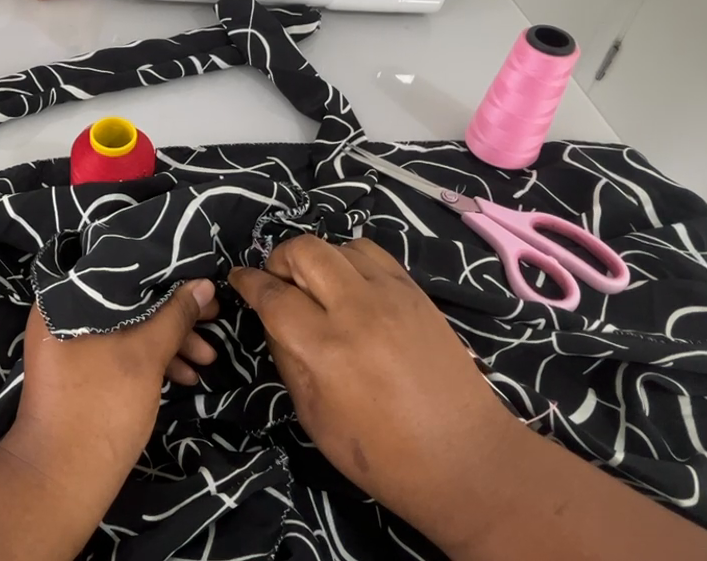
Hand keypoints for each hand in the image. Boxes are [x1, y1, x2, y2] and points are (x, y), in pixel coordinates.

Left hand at [0, 281, 220, 560]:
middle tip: (214, 318)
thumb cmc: (100, 406)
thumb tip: (204, 283)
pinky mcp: (80, 371)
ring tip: (208, 357)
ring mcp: (70, 344)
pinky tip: (186, 377)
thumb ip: (175, 315)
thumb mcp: (145, 355)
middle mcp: (62, 312)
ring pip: (127, 327)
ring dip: (169, 339)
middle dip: (173, 312)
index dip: (163, 270)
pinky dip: (150, 359)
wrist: (60, 480)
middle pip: (127, 299)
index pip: (119, 265)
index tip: (199, 274)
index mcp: (65, 296)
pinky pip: (119, 350)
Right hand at [228, 236, 520, 519]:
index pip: (272, 294)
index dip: (247, 282)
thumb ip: (287, 359)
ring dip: (317, 260)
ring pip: (338, 245)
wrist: (468, 460)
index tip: (239, 280)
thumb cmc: (383, 455)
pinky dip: (351, 261)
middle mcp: (356, 310)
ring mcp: (391, 296)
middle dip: (279, 260)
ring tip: (318, 288)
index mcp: (325, 348)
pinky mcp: (417, 293)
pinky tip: (352, 287)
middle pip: (303, 251)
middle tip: (279, 284)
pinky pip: (373, 254)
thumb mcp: (315, 417)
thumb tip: (272, 321)